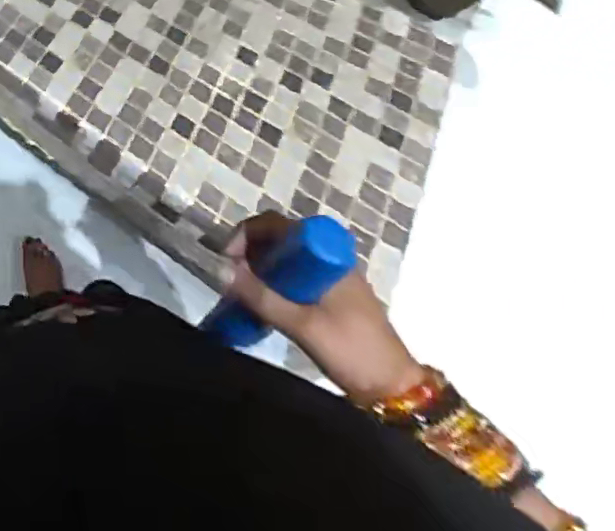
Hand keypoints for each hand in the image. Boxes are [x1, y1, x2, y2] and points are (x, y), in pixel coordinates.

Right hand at [222, 212, 425, 403]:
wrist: (395, 390)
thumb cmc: (352, 351)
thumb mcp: (302, 325)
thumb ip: (260, 296)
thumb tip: (219, 269)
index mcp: (327, 256)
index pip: (277, 224)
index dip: (246, 233)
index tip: (229, 257)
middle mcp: (327, 258)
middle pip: (276, 238)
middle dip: (248, 251)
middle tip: (231, 275)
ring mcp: (328, 276)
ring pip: (281, 256)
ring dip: (257, 267)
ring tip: (240, 290)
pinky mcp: (327, 293)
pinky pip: (289, 274)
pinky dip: (269, 281)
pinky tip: (259, 301)